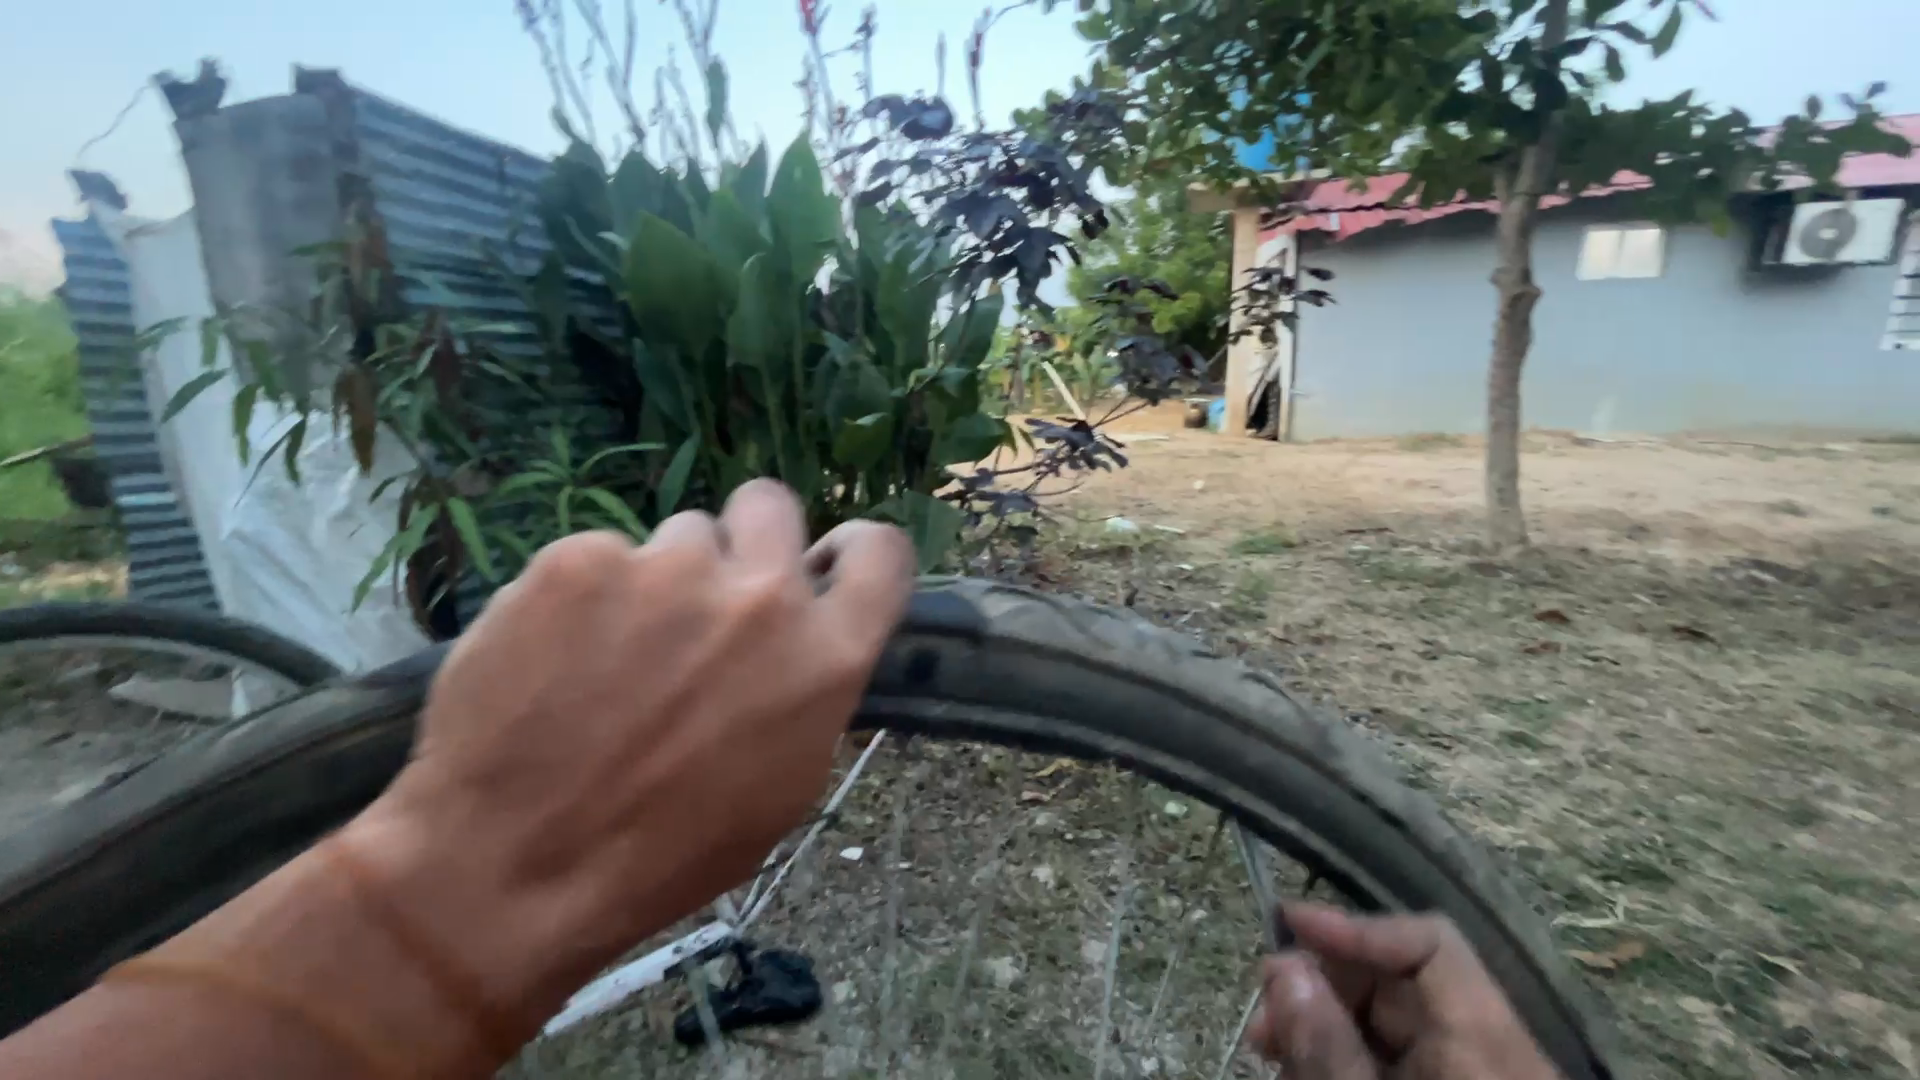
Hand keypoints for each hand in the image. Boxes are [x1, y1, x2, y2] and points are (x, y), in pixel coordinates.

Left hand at [342, 479, 914, 1033]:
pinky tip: (554, 658)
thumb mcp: (786, 783)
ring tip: (615, 651)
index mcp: (825, 655)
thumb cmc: (668, 850)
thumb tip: (802, 635)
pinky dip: (584, 597)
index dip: (856, 547)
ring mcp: (667, 568)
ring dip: (663, 578)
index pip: (883, 551)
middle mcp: (761, 595)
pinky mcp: (579, 560)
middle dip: (748, 539)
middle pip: (771, 504)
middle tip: (708, 597)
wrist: (509, 869)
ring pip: (678, 536)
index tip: (824, 561)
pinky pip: (599, 556)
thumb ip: (811, 687)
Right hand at [1248, 904, 1563, 1079]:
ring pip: (1386, 1020)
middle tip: (1264, 1018)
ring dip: (1321, 1023)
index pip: (1430, 940)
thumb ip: (1327, 1045)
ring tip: (1272, 1051)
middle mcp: (1493, 1049)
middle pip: (1397, 980)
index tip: (1286, 925)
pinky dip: (1344, 1054)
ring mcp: (1476, 1072)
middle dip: (1320, 986)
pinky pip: (1394, 1055)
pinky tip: (1308, 1068)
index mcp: (1492, 1044)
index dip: (1355, 925)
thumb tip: (1280, 965)